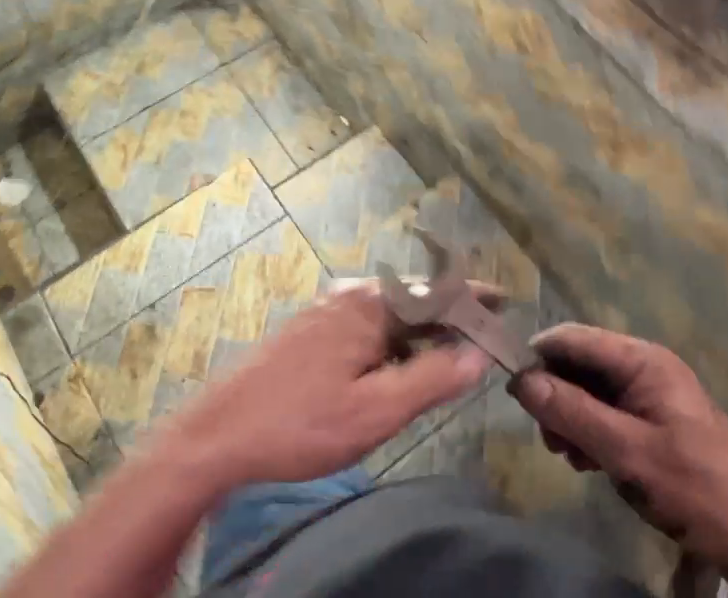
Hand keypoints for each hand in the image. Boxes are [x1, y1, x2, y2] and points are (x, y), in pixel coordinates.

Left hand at [155, 284, 493, 491]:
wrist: (219, 434)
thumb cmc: (301, 424)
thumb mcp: (377, 410)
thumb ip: (432, 379)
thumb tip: (478, 354)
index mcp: (369, 307)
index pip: (437, 293)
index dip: (476, 301)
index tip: (508, 305)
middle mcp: (348, 297)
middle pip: (414, 294)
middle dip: (453, 307)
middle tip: (487, 325)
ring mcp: (325, 310)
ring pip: (389, 307)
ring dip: (424, 320)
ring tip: (454, 341)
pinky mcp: (310, 329)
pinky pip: (368, 319)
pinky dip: (396, 331)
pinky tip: (400, 355)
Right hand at [511, 325, 727, 597]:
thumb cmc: (693, 487)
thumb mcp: (624, 450)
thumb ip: (571, 411)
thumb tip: (519, 379)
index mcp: (643, 360)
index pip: (572, 337)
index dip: (538, 357)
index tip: (512, 391)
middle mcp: (646, 367)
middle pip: (579, 363)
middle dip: (554, 395)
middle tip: (548, 438)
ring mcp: (653, 395)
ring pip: (590, 391)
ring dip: (570, 418)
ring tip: (569, 456)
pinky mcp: (656, 423)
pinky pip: (608, 414)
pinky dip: (590, 432)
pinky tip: (588, 462)